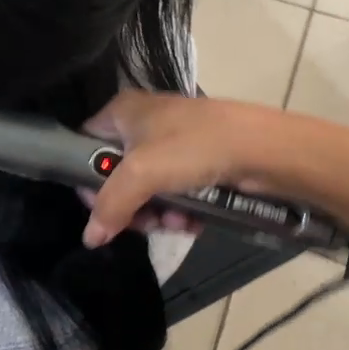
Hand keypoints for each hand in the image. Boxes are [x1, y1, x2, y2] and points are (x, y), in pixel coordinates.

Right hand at [80, 91, 290, 248]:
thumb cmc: (193, 147)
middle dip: (130, 205)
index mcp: (122, 111)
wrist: (264, 148)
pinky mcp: (197, 162)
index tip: (101, 207)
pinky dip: (180, 209)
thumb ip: (110, 206)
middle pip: (115, 174)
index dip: (87, 179)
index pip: (84, 145)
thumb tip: (90, 238)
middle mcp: (143, 123)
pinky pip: (174, 192)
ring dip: (157, 213)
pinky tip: (191, 220)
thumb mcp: (141, 174)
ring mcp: (172, 143)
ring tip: (176, 221)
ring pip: (147, 189)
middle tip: (144, 222)